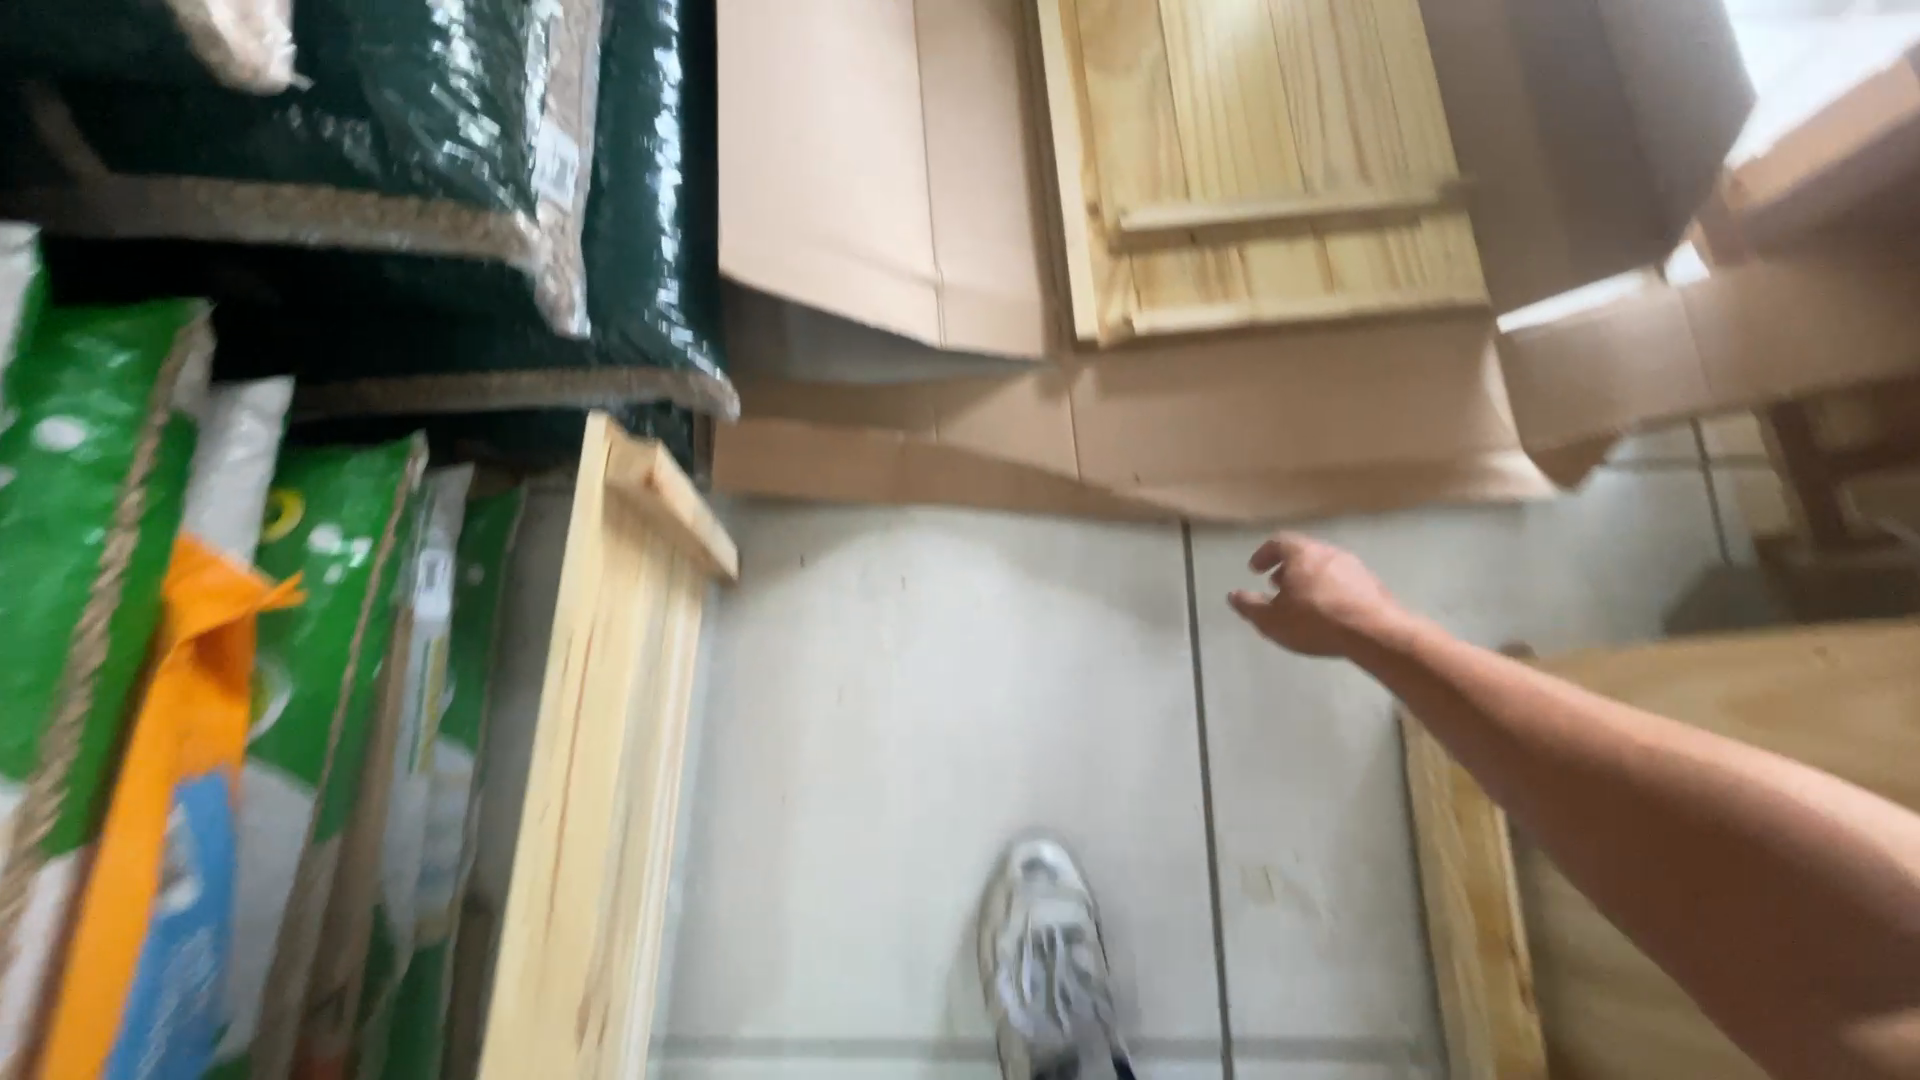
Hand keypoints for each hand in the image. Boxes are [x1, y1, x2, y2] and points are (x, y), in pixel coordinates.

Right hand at [1228, 533, 1407, 657]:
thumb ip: (1250, 606)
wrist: (1375, 633)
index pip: (1278, 542)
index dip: (1264, 554)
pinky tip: (1328, 612)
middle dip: (1287, 568)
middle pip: (1303, 553)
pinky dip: (1330, 590)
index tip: (1255, 569)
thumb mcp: (1271, 620)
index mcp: (1302, 554)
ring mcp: (1355, 567)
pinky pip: (1344, 581)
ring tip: (1302, 601)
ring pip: (1325, 566)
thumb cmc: (1315, 622)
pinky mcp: (1373, 585)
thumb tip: (1233, 595)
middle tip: (1277, 585)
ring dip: (1309, 579)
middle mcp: (1329, 553)